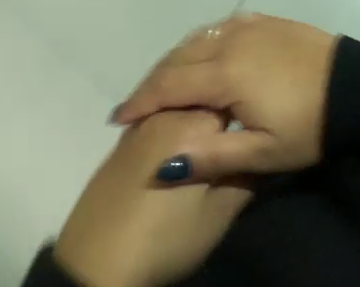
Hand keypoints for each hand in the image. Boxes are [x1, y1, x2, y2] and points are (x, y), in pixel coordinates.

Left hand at [52, 110, 252, 286]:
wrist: (95, 262)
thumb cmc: (166, 238)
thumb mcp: (219, 214)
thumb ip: (248, 173)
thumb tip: (264, 150)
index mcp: (195, 122)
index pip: (237, 100)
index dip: (251, 115)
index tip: (260, 131)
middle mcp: (167, 111)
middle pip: (208, 98)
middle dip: (226, 114)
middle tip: (237, 144)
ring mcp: (142, 123)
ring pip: (184, 107)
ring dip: (200, 121)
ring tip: (211, 149)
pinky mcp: (125, 140)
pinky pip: (162, 120)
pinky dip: (177, 131)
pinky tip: (181, 155)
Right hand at [111, 14, 338, 183]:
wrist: (356, 88)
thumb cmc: (308, 126)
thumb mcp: (262, 153)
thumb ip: (212, 155)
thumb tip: (162, 162)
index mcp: (225, 73)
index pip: (169, 85)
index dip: (141, 101)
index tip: (118, 118)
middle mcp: (229, 41)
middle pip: (178, 58)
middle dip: (153, 81)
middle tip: (137, 104)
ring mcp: (248, 26)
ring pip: (196, 39)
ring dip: (175, 60)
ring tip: (163, 84)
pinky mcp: (265, 20)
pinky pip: (219, 28)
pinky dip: (200, 42)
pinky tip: (200, 55)